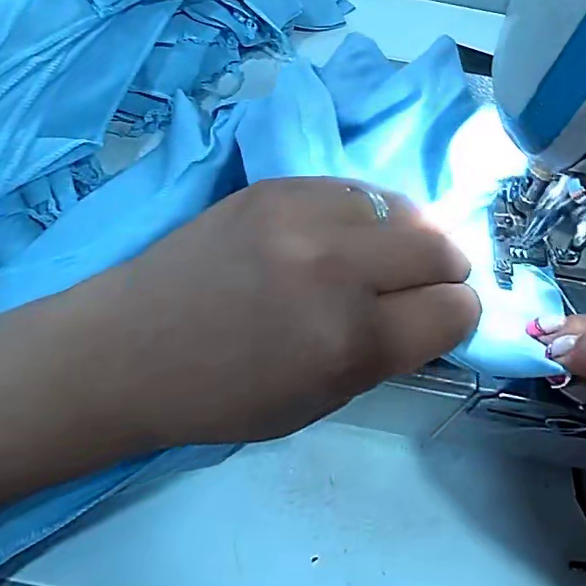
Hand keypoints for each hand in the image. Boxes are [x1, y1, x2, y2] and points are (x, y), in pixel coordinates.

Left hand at [65, 177, 480, 449]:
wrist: (130, 345)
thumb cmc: (224, 395)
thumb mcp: (321, 399)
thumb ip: (389, 352)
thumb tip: (436, 308)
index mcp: (350, 341)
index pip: (454, 310)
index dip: (455, 317)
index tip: (439, 318)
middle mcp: (337, 268)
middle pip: (440, 248)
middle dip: (444, 272)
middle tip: (418, 286)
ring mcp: (304, 215)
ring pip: (405, 208)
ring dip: (405, 237)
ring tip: (378, 256)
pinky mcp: (278, 186)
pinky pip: (356, 189)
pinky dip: (365, 214)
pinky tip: (340, 234)